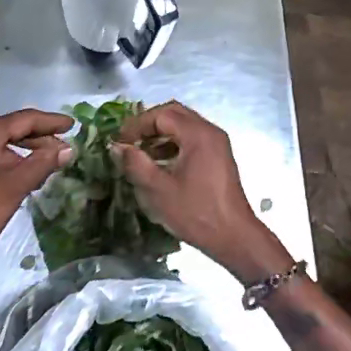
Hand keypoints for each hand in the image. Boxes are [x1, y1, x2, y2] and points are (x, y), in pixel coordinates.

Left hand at [0, 109, 72, 282]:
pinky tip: (10, 184)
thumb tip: (66, 148)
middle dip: (36, 140)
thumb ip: (39, 166)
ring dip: (18, 155)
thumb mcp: (8, 194)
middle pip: (7, 131)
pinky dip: (0, 165)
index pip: (23, 119)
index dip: (50, 122)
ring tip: (41, 171)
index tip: (74, 126)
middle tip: (62, 152)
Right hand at [113, 101, 291, 281]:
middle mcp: (210, 131)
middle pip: (174, 113)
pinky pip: (192, 138)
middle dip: (148, 124)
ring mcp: (217, 142)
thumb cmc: (195, 213)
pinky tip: (160, 163)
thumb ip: (135, 164)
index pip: (162, 114)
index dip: (137, 125)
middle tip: (128, 141)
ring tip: (140, 153)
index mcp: (198, 134)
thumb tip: (117, 146)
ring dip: (161, 134)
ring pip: (184, 125)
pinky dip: (174, 143)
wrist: (233, 236)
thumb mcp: (159, 190)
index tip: (119, 142)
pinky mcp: (218, 155)